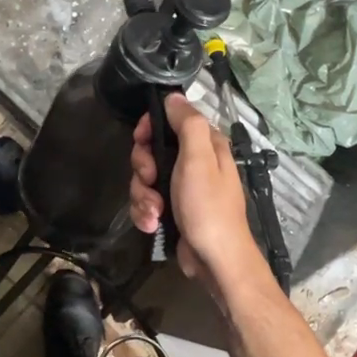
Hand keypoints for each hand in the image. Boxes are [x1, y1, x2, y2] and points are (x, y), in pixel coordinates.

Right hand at [129, 93, 264, 286]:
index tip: (142, 141)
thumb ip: (187, 124)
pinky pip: (147, 201)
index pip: (171, 120)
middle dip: (143, 167)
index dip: (151, 128)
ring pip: (145, 178)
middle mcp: (194, 163)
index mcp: (206, 145)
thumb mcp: (199, 160)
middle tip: (150, 179)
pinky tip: (152, 224)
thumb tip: (173, 96)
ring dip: (142, 195)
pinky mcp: (172, 209)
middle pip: (152, 150)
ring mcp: (182, 187)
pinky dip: (146, 212)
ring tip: (153, 212)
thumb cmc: (208, 207)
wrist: (214, 259)